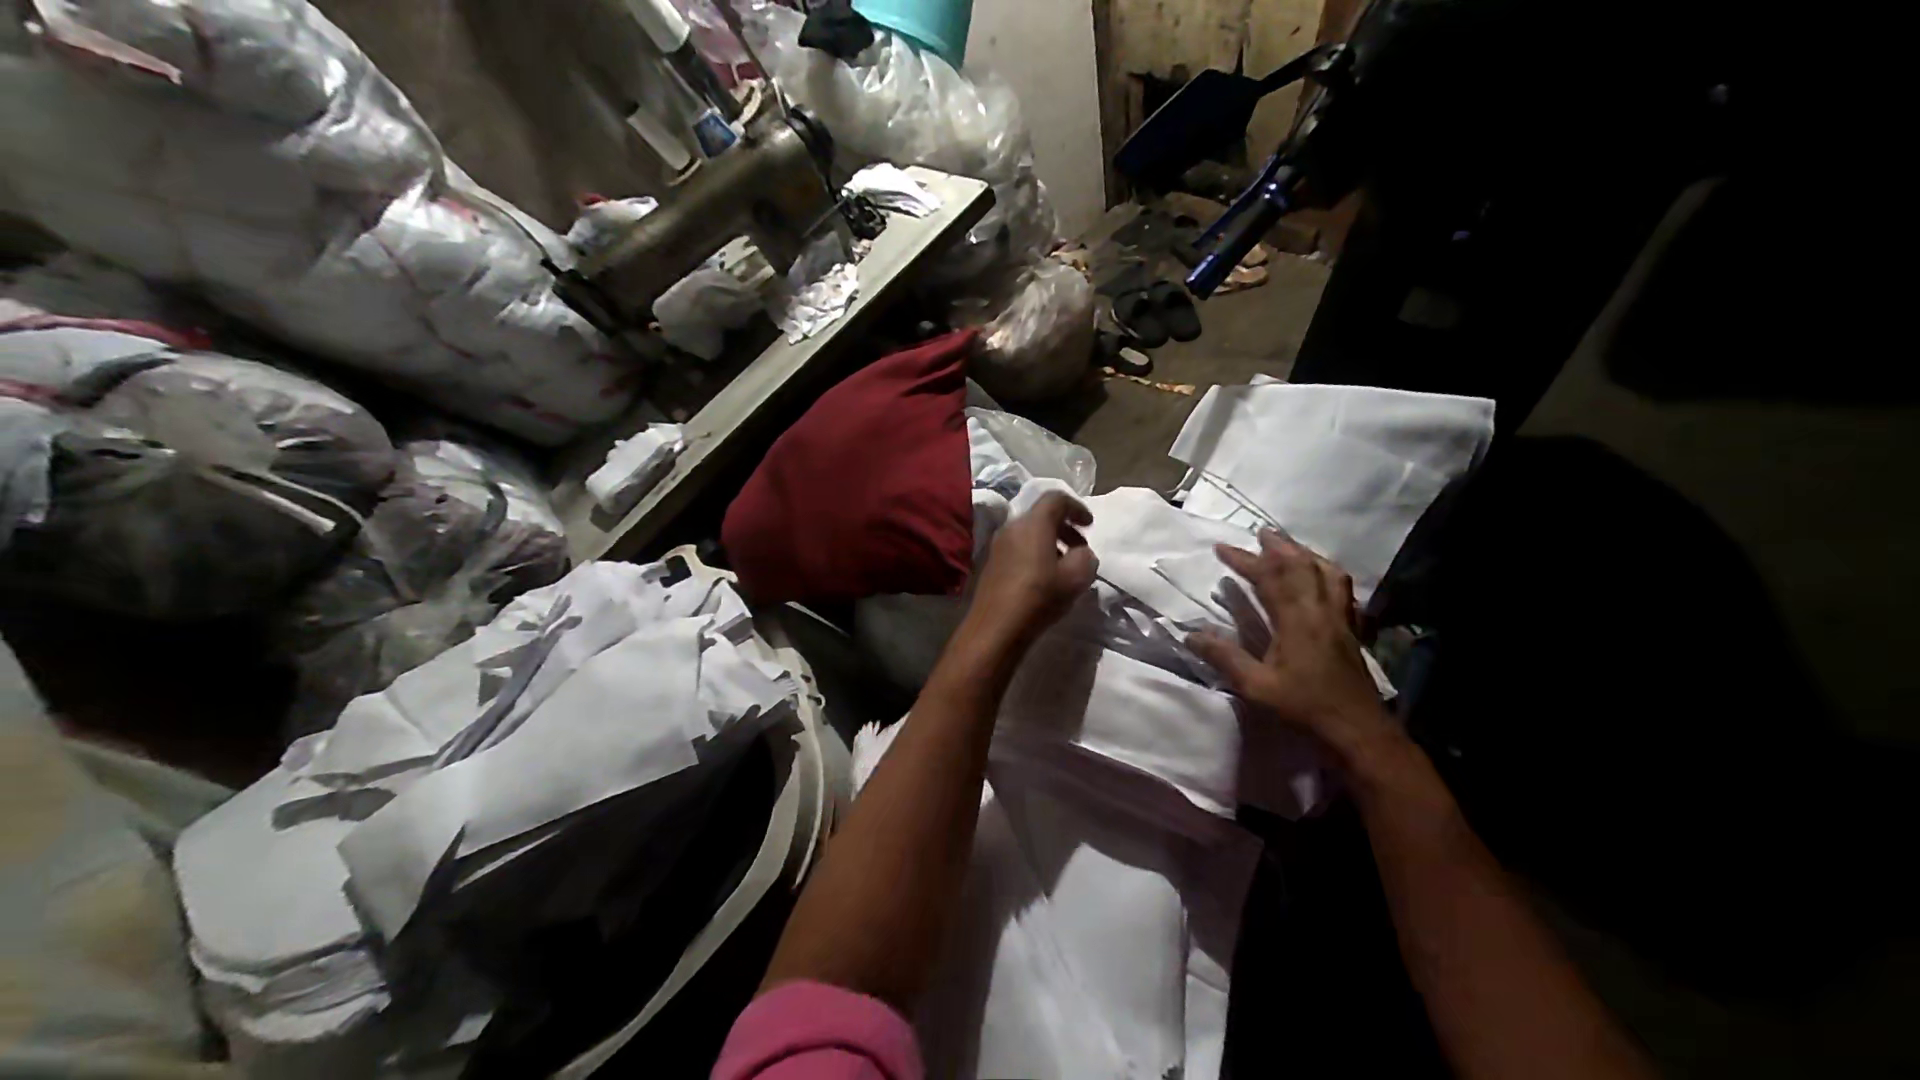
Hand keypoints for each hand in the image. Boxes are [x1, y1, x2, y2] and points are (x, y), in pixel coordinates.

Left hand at [964, 491, 1098, 648]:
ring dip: (1050, 542)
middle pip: (1041, 516)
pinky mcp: (991, 563)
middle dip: (1064, 528)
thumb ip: (1086, 557)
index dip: (1077, 507)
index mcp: (1033, 524)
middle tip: (1079, 548)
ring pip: (1029, 533)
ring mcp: (998, 545)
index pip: (1056, 499)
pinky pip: (1018, 548)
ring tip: (1063, 567)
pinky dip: (1035, 553)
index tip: (1089, 525)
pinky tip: (1043, 578)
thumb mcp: (1077, 578)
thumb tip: (1081, 552)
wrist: (996, 627)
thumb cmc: (1039, 597)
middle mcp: (1012, 527)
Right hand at [1188, 529, 1395, 762]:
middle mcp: (1321, 611)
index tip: (1221, 548)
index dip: (1245, 560)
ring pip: (1327, 573)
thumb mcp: (1256, 687)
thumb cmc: (1304, 709)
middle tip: (1260, 533)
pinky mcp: (1352, 631)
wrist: (1358, 731)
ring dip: (1305, 554)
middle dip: (1279, 546)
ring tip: (1290, 547)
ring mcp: (1341, 619)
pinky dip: (1327, 573)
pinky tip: (1321, 579)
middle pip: (1302, 566)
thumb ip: (1224, 658)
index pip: (1270, 577)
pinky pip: (1342, 589)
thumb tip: (1191, 635)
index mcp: (1297, 621)